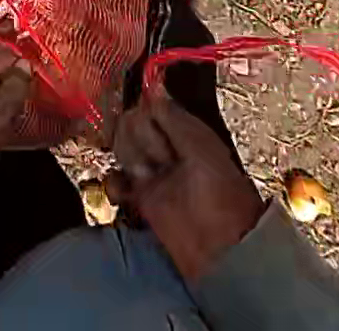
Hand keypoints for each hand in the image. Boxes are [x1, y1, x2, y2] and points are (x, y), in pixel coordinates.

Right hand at [106, 95, 264, 280]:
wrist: (222, 249)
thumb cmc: (220, 193)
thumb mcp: (202, 148)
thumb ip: (175, 119)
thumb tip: (154, 89)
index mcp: (182, 129)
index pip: (148, 107)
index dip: (147, 119)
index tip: (159, 137)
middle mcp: (165, 144)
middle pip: (129, 124)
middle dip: (140, 140)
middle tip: (161, 161)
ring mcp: (153, 170)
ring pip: (121, 147)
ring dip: (131, 159)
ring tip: (149, 177)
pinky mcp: (143, 198)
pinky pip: (117, 180)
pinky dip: (116, 183)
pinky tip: (124, 191)